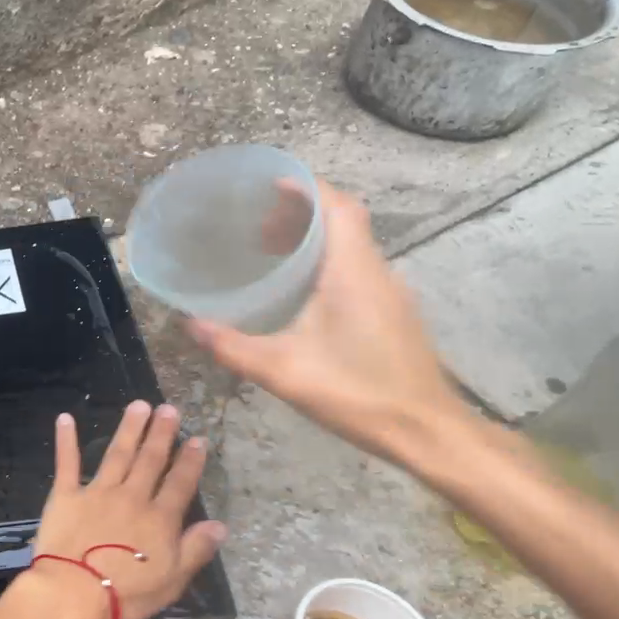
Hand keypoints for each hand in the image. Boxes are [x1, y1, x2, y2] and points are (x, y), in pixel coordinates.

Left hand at [26, 402, 226, 618]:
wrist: (74, 591)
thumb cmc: (127, 593)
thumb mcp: (173, 579)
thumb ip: (196, 549)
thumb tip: (221, 525)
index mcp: (159, 519)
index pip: (180, 484)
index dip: (190, 461)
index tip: (197, 439)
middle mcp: (131, 497)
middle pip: (150, 461)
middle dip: (161, 434)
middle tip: (168, 409)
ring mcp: (97, 492)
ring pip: (117, 454)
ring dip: (129, 428)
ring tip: (138, 405)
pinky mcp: (65, 495)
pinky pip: (67, 463)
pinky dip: (66, 440)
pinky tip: (65, 418)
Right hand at [188, 180, 468, 464]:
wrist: (428, 432)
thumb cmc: (358, 392)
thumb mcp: (283, 371)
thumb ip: (232, 346)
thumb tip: (190, 325)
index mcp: (353, 272)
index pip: (337, 206)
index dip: (305, 188)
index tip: (267, 185)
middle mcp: (376, 272)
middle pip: (343, 219)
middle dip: (300, 211)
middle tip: (256, 226)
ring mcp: (390, 293)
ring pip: (352, 244)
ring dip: (313, 238)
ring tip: (270, 253)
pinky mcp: (393, 313)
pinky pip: (356, 268)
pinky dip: (325, 262)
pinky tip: (299, 292)